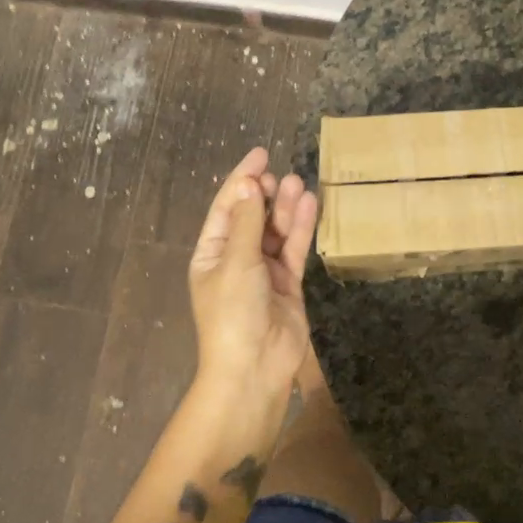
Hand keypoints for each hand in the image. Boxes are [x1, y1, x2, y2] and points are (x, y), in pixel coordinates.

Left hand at [188, 148, 320, 408]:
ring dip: (286, 208)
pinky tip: (310, 205)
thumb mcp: (236, 262)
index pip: (227, 208)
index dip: (241, 180)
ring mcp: (264, 272)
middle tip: (280, 174)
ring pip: (276, 231)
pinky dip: (301, 228)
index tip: (260, 155)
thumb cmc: (233, 313)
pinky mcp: (289, 284)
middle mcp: (236, 259)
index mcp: (211, 253)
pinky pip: (294, 249)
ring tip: (299, 182)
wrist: (254, 367)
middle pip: (252, 216)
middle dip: (265, 193)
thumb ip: (248, 223)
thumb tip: (251, 184)